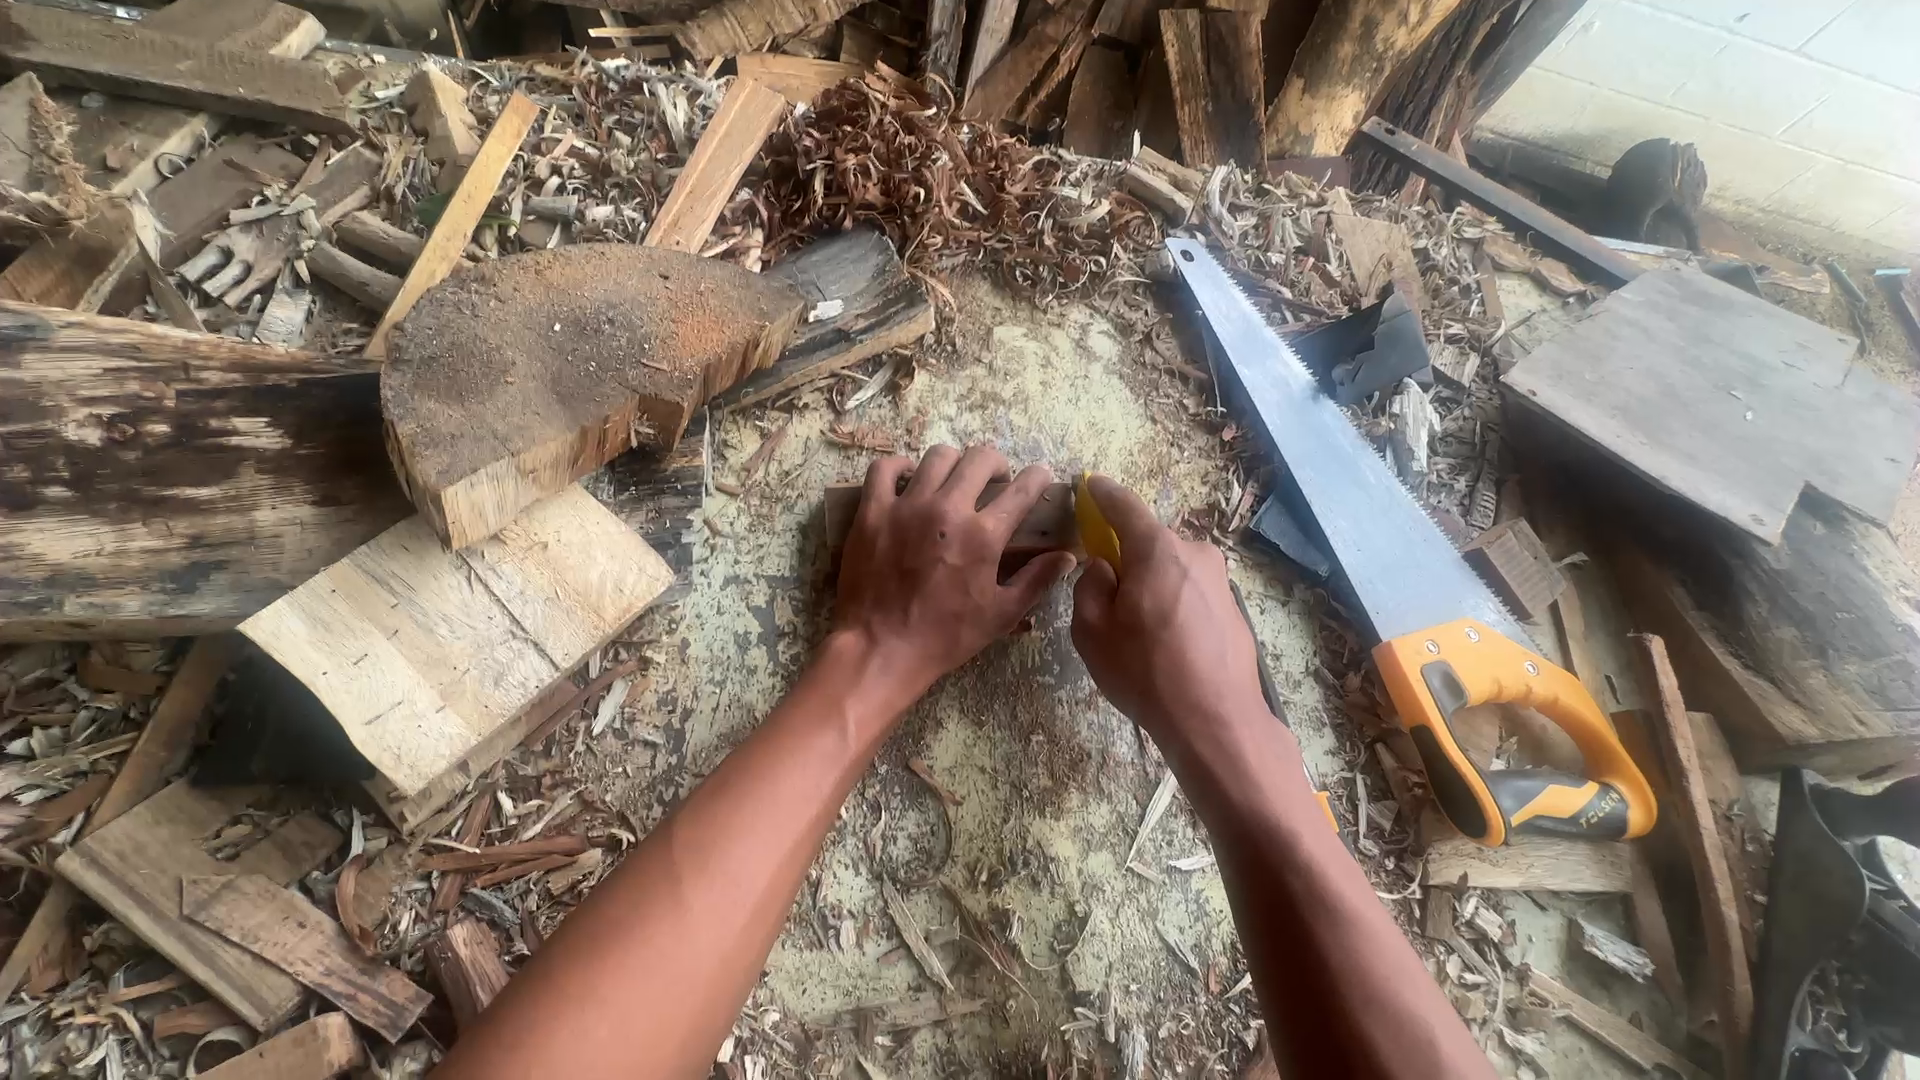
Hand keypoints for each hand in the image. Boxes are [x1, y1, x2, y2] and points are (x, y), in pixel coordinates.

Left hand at [835, 445, 1076, 696]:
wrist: (881, 648)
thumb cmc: (945, 636)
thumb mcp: (1000, 614)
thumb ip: (1037, 581)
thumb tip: (1068, 557)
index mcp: (984, 535)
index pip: (1023, 488)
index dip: (1038, 477)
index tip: (1039, 478)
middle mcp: (948, 510)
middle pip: (980, 459)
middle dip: (997, 464)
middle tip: (996, 480)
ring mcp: (906, 506)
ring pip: (937, 456)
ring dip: (954, 463)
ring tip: (954, 480)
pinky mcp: (873, 511)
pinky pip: (885, 468)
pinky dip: (900, 466)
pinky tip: (909, 479)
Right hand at [1070, 475, 1270, 757]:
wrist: (1217, 721)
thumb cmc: (1145, 672)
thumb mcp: (1092, 631)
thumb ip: (1090, 586)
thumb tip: (1104, 568)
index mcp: (1158, 550)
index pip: (1125, 505)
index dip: (1103, 494)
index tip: (1090, 485)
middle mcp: (1195, 553)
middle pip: (1150, 542)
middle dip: (1127, 557)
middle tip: (1108, 594)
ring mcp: (1220, 580)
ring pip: (1171, 569)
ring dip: (1151, 584)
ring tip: (1138, 631)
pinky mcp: (1233, 607)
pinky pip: (1190, 591)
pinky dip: (1173, 603)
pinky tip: (1166, 644)